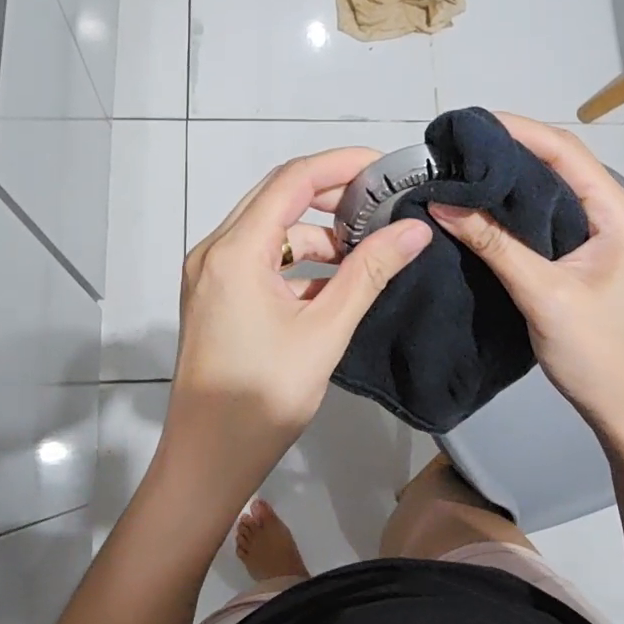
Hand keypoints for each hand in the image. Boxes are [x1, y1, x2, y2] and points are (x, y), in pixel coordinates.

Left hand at [166, 148, 432, 476]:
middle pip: (277, 196)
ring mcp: (210, 274)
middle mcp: (214, 251)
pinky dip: (298, 259)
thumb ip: (368, 273)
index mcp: (235, 252)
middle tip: (384, 200)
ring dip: (316, 230)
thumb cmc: (264, 399)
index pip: (292, 180)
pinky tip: (335, 279)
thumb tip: (414, 230)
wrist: (208, 459)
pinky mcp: (216, 296)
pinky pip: (260, 257)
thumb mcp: (324, 331)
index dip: (342, 164)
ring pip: (269, 227)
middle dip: (332, 192)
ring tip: (366, 245)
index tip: (387, 167)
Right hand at [427, 114, 623, 439]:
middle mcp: (621, 212)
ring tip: (463, 168)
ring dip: (513, 175)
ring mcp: (609, 232)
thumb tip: (441, 202)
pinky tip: (487, 205)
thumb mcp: (542, 295)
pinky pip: (554, 212)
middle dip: (510, 148)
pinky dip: (520, 203)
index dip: (517, 131)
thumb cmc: (596, 353)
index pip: (566, 152)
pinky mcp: (594, 250)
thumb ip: (494, 244)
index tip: (468, 126)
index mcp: (621, 214)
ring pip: (556, 187)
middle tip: (457, 147)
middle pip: (562, 162)